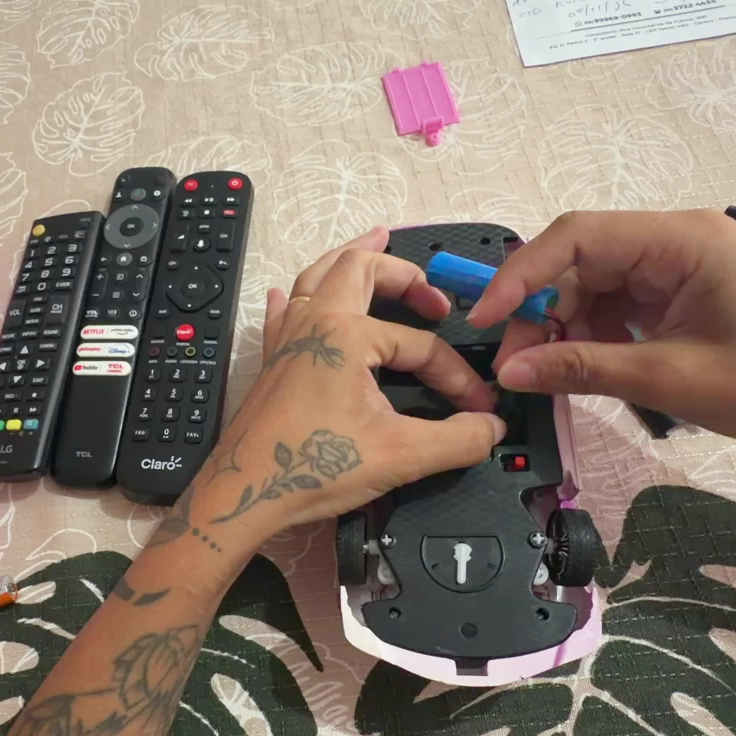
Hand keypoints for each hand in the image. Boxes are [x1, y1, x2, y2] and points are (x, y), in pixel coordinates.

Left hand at [167, 228, 504, 553]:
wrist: (245, 492)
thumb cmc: (309, 467)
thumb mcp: (400, 455)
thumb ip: (456, 440)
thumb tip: (489, 429)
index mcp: (346, 335)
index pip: (420, 345)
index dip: (455, 376)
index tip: (475, 408)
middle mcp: (313, 325)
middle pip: (357, 267)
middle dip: (401, 271)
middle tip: (430, 289)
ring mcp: (287, 340)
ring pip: (315, 277)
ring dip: (348, 259)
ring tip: (373, 243)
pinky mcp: (271, 363)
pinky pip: (282, 312)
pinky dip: (294, 296)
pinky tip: (287, 295)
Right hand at [470, 209, 735, 447]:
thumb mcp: (671, 378)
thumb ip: (583, 369)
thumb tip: (510, 371)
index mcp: (678, 240)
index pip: (574, 237)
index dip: (519, 276)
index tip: (484, 322)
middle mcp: (674, 243)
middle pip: (577, 264)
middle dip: (539, 313)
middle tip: (518, 368)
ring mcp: (678, 270)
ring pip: (592, 289)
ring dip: (564, 330)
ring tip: (554, 376)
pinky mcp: (682, 296)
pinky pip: (617, 308)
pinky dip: (593, 338)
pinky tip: (589, 369)